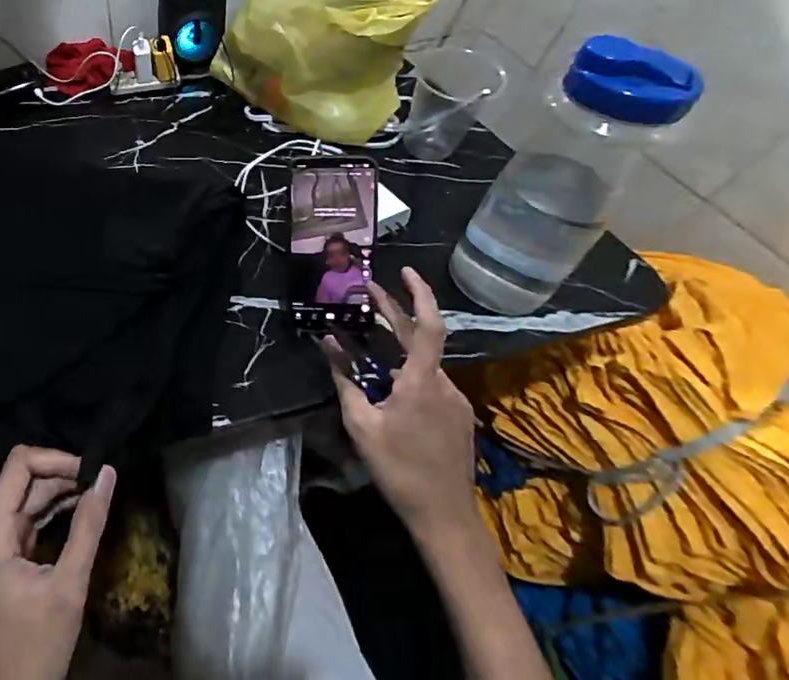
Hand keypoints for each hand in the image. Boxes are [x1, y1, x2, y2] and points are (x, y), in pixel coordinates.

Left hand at [0, 446, 115, 679]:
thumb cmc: (37, 644)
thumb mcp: (69, 583)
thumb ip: (89, 525)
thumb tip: (108, 472)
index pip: (19, 464)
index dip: (56, 458)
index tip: (90, 470)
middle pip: (26, 477)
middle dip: (64, 473)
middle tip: (102, 482)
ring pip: (30, 495)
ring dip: (63, 490)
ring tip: (99, 493)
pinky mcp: (5, 554)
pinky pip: (31, 516)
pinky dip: (57, 508)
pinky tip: (84, 511)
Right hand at [324, 267, 481, 541]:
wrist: (444, 516)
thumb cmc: (398, 470)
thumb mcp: (361, 425)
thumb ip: (345, 380)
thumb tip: (329, 343)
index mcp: (421, 382)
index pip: (428, 325)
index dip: (419, 293)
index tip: (404, 271)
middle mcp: (444, 384)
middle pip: (422, 338)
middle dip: (395, 313)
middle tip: (369, 292)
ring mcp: (456, 400)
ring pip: (424, 365)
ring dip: (399, 352)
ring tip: (369, 351)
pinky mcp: (459, 417)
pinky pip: (432, 385)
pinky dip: (410, 376)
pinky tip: (391, 392)